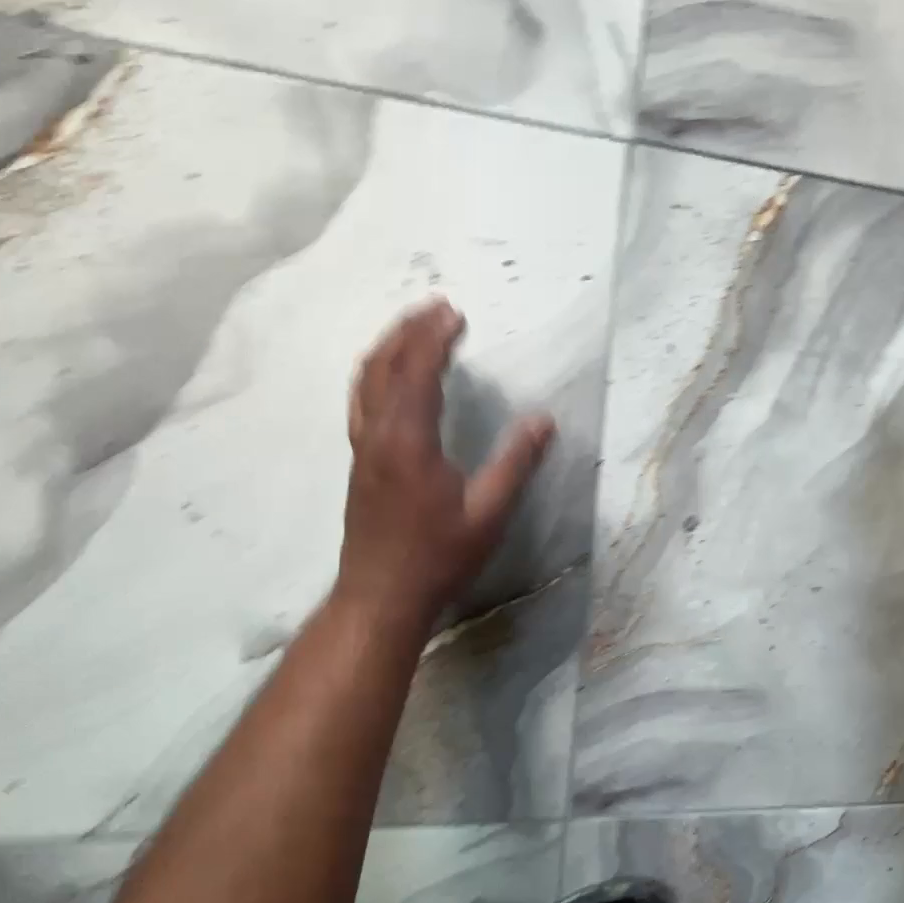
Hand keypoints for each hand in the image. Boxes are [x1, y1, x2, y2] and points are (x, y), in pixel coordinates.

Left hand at [332, 299, 554, 631]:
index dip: (434, 339)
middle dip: (408, 331)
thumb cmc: (439, 556)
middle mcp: (378, 436)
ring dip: (387, 348)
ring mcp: (363, 449)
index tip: (455, 314)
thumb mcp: (489, 513)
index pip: (418, 374)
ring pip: (365, 382)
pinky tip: (386, 377)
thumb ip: (515, 463)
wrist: (381, 596)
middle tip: (434, 306)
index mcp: (408, 441)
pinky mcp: (360, 463)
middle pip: (384, 367)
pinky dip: (374, 374)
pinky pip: (361, 401)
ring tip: (410, 327)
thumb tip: (543, 421)